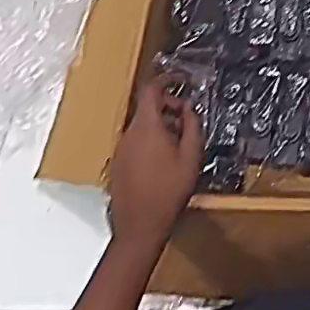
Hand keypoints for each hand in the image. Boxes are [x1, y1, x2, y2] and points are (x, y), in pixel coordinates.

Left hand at [106, 81, 203, 245]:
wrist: (140, 228)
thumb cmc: (169, 191)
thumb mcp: (191, 156)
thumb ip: (192, 125)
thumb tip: (188, 109)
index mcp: (147, 127)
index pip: (151, 90)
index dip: (166, 80)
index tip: (180, 81)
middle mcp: (128, 135)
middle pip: (147, 109)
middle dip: (168, 109)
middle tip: (186, 121)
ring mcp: (120, 151)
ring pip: (141, 127)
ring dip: (160, 127)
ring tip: (178, 145)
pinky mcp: (117, 165)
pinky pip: (135, 143)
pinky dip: (149, 142)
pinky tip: (163, 161)